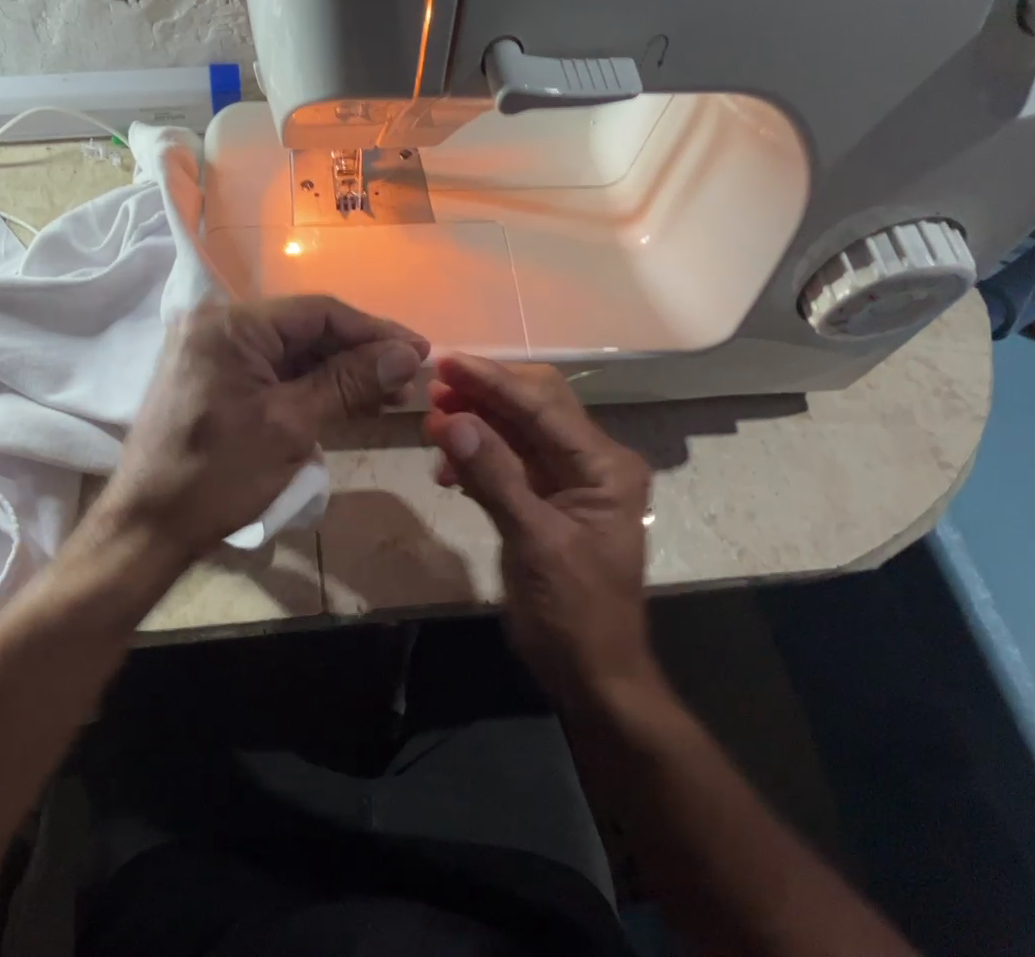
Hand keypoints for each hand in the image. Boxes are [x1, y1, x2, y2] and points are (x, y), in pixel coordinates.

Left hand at [96, 295, 427, 557]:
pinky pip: (269, 372)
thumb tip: (406, 354)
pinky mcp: (210, 380)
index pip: (318, 312)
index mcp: (230, 325)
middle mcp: (216, 325)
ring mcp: (210, 353)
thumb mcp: (291, 426)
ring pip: (289, 352)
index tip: (421, 351)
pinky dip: (307, 387)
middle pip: (305, 329)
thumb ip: (349, 382)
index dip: (375, 331)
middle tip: (409, 379)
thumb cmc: (218, 477)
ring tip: (387, 395)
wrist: (149, 527)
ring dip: (337, 373)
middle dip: (359, 354)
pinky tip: (345, 401)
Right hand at [420, 355, 663, 705]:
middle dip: (482, 397)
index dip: (492, 381)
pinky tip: (447, 469)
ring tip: (431, 428)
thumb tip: (452, 421)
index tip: (446, 362)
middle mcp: (591, 464)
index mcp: (604, 466)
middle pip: (533, 410)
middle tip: (432, 393)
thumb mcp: (535, 542)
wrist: (591, 672)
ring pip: (516, 435)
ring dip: (476, 427)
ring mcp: (568, 484)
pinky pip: (508, 466)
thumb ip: (494, 477)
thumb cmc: (574, 611)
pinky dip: (478, 460)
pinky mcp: (545, 504)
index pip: (543, 407)